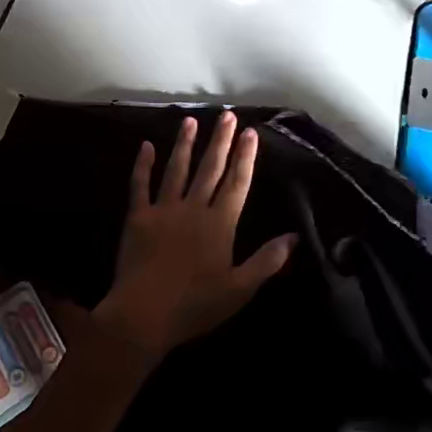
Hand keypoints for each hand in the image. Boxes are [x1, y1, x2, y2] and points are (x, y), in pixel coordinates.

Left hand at [93, 112, 296, 354]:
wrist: (143, 314)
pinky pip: (140, 186)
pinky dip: (142, 165)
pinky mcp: (138, 218)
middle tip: (227, 116)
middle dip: (221, 141)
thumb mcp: (240, 289)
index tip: (251, 133)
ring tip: (191, 121)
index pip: (237, 183)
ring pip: (177, 170)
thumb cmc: (195, 305)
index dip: (246, 157)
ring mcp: (163, 210)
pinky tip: (146, 146)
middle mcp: (194, 209)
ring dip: (185, 144)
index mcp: (220, 224)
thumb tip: (294, 237)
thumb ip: (267, 261)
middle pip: (210, 169)